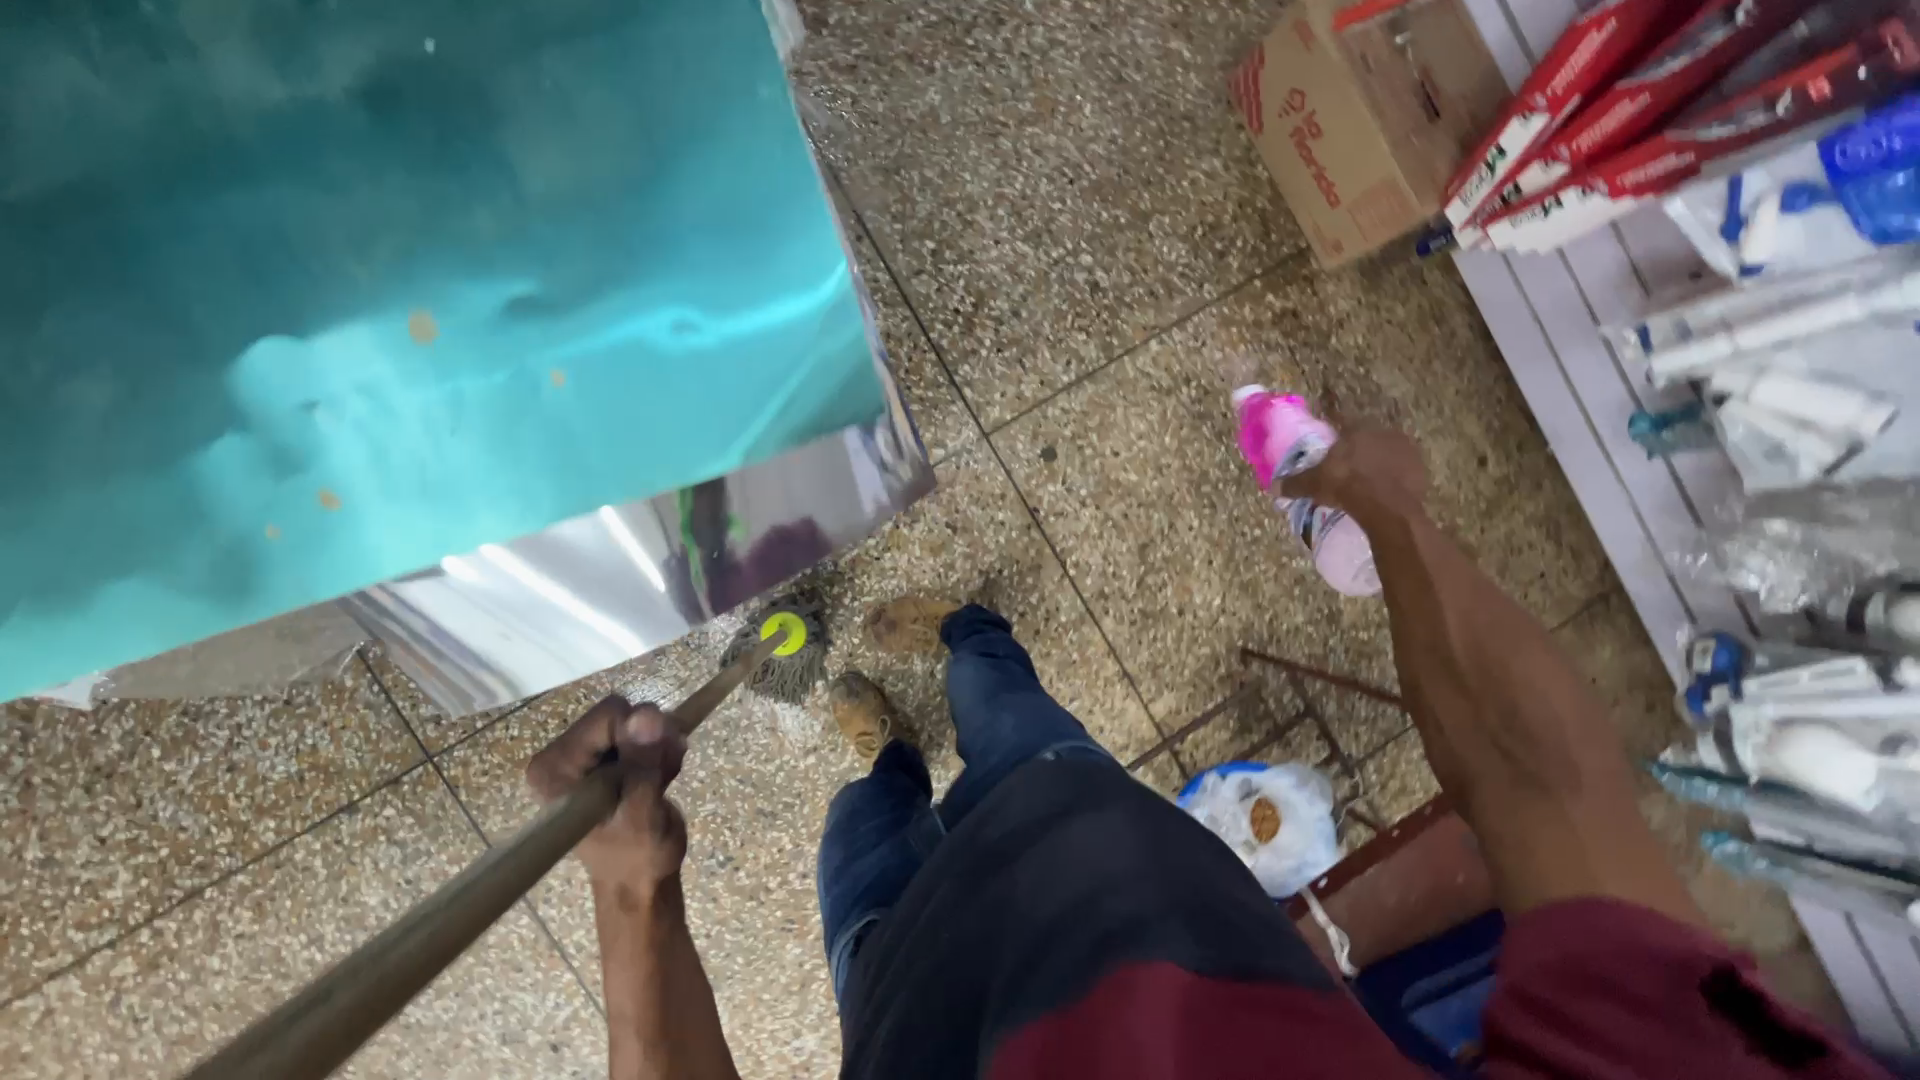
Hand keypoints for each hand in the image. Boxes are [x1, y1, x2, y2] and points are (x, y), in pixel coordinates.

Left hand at [526, 695, 687, 890]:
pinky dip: (659, 750)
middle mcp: (560, 756)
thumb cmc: (638, 857)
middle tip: (665, 773)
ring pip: (635, 719)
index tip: (656, 763)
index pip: (607, 716)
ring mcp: (581, 755)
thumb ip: (642, 763)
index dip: (640, 734)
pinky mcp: (602, 757)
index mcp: (554, 768)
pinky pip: (641, 731)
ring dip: (659, 746)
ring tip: (664, 780)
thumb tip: (645, 713)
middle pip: (620, 713)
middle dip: (652, 739)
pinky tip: (662, 776)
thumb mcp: (642, 813)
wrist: (640, 882)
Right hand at [1280, 427, 1427, 522]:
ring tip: (1367, 480)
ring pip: (1388, 452)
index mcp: (1358, 428)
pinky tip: (1385, 491)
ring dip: (1379, 462)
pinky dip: (1394, 478)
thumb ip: (1294, 483)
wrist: (1386, 506)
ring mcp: (1406, 450)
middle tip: (1348, 464)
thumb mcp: (1313, 484)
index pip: (1344, 420)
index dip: (1336, 430)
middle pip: (1368, 436)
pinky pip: (1403, 470)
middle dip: (1359, 448)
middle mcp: (1384, 432)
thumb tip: (1273, 486)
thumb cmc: (1346, 485)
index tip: (1331, 441)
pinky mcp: (1420, 469)